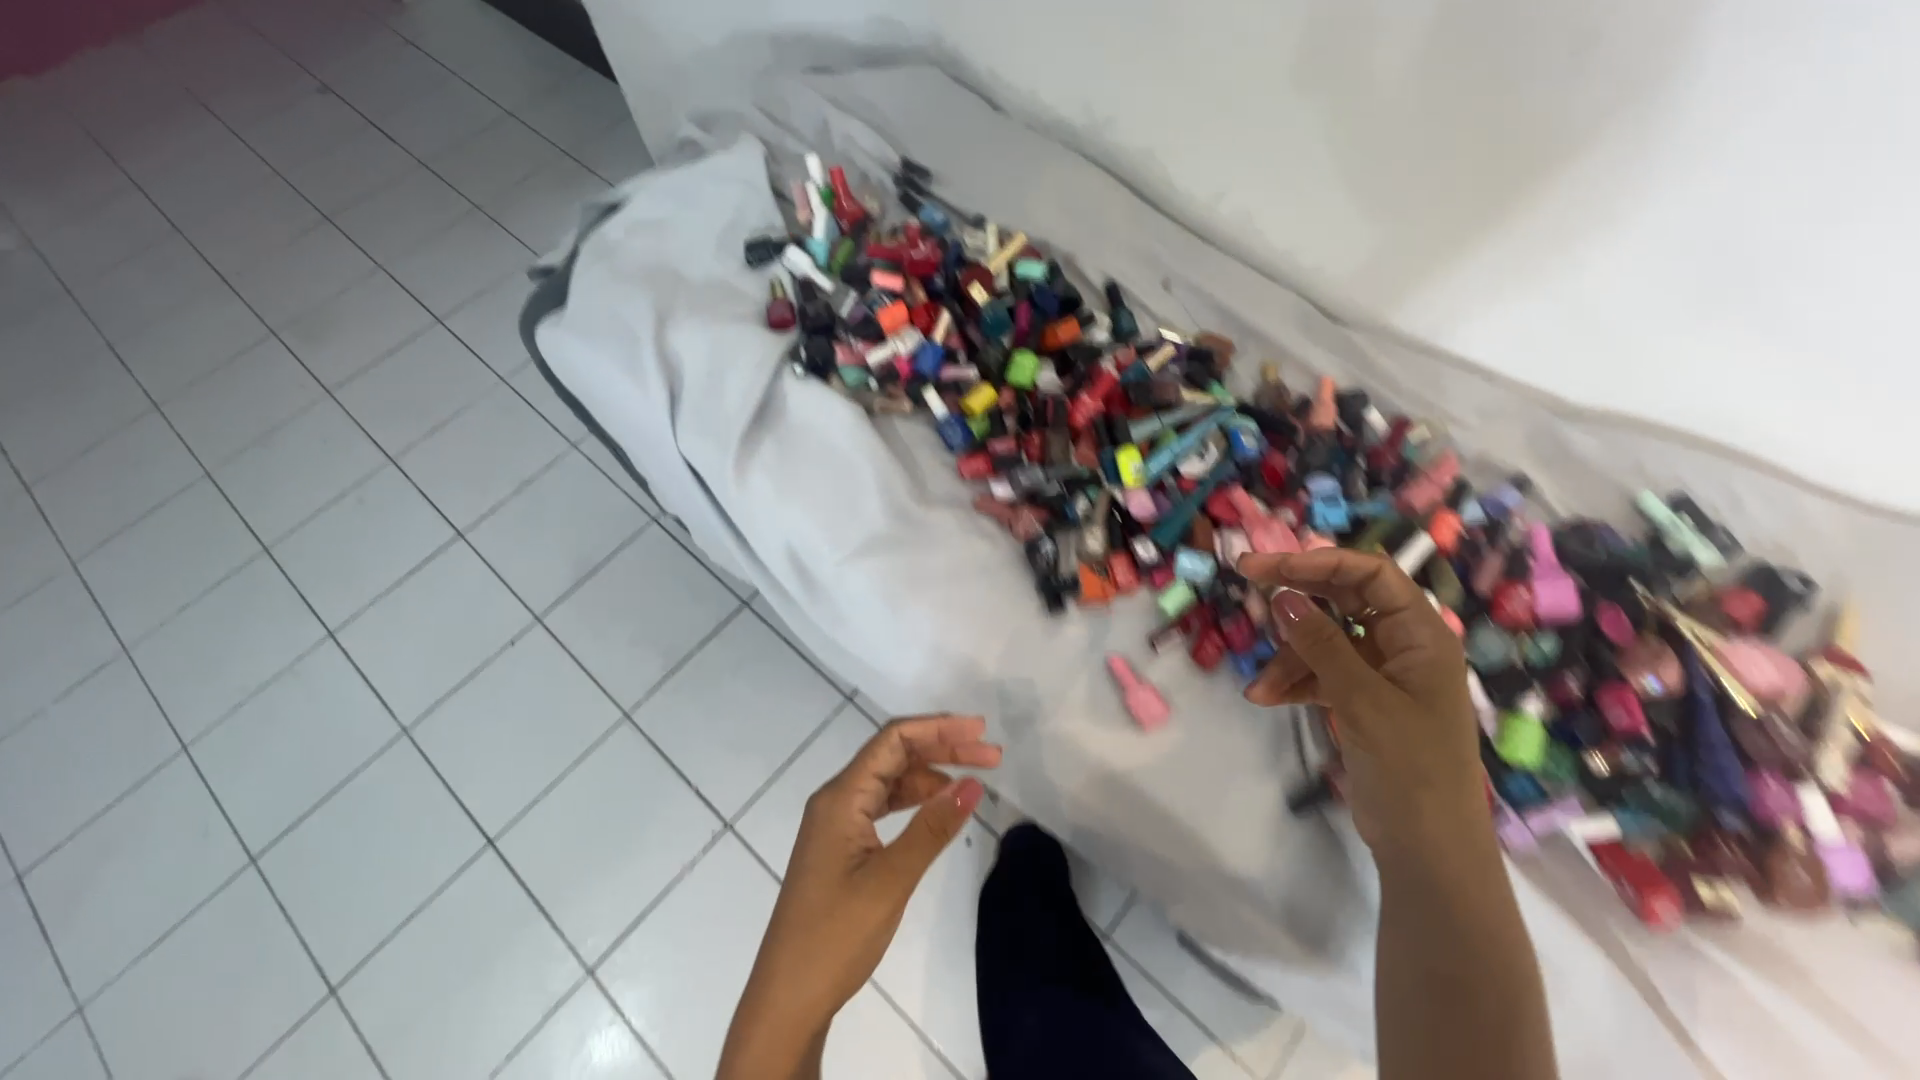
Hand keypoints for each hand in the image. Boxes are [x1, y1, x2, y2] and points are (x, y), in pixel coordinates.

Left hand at [719, 714, 1000, 1077]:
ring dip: (932, 774)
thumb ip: (932, 828)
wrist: (789, 995)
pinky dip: (916, 801)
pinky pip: (884, 807)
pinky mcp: (843, 847)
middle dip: (943, 747)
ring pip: (891, 781)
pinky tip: (941, 809)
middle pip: (894, 755)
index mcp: (841, 797)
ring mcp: (838, 824)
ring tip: (976, 778)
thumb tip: (974, 783)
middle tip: (992, 754)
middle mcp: (837, 800)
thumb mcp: (891, 880)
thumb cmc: (836, 935)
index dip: (939, 728)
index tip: (981, 731)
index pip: (893, 740)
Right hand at [1237, 550, 1487, 864]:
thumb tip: (1283, 597)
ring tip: (1261, 689)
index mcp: (1422, 634)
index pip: (1370, 574)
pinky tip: (1267, 698)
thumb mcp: (1362, 700)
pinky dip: (1294, 682)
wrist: (1427, 845)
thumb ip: (1322, 645)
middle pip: (1343, 600)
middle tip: (1246, 583)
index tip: (1266, 565)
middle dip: (1296, 599)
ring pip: (1325, 640)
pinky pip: (1321, 674)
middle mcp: (1403, 644)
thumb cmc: (1410, 766)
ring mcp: (1381, 674)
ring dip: (1289, 657)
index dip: (1318, 562)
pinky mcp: (1362, 701)